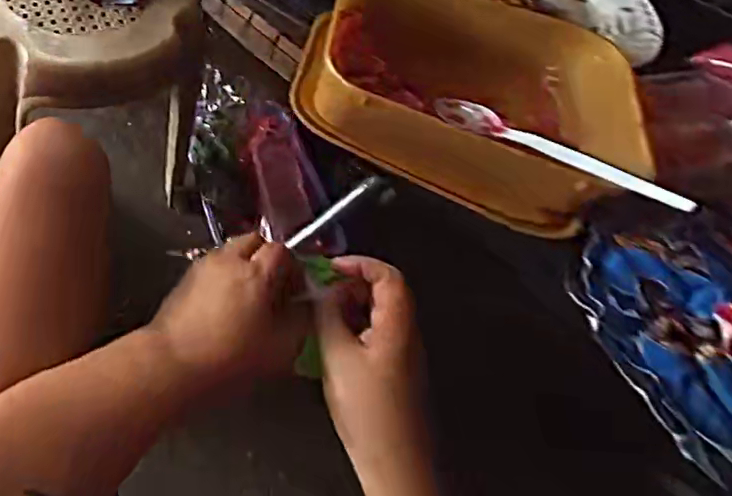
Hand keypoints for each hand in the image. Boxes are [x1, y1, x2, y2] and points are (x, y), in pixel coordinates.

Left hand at [148, 234, 306, 392]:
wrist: (174, 362)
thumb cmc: (231, 358)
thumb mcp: (280, 349)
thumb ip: (299, 320)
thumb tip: (304, 304)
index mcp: (255, 272)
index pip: (281, 250)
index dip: (293, 267)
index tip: (297, 289)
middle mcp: (229, 259)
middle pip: (255, 240)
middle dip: (268, 258)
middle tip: (275, 287)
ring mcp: (205, 263)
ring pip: (233, 250)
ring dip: (246, 263)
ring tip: (250, 296)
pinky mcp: (188, 274)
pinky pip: (216, 263)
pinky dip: (227, 272)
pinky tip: (227, 302)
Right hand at [315, 257, 431, 493]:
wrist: (395, 468)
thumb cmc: (368, 412)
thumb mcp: (336, 354)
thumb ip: (327, 313)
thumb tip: (323, 291)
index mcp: (398, 326)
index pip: (389, 275)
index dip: (360, 263)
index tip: (332, 266)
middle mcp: (408, 337)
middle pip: (386, 292)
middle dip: (352, 284)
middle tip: (323, 291)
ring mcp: (406, 357)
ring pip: (381, 314)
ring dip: (351, 306)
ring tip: (323, 316)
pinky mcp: (399, 374)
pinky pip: (378, 334)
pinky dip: (356, 327)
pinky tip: (334, 344)